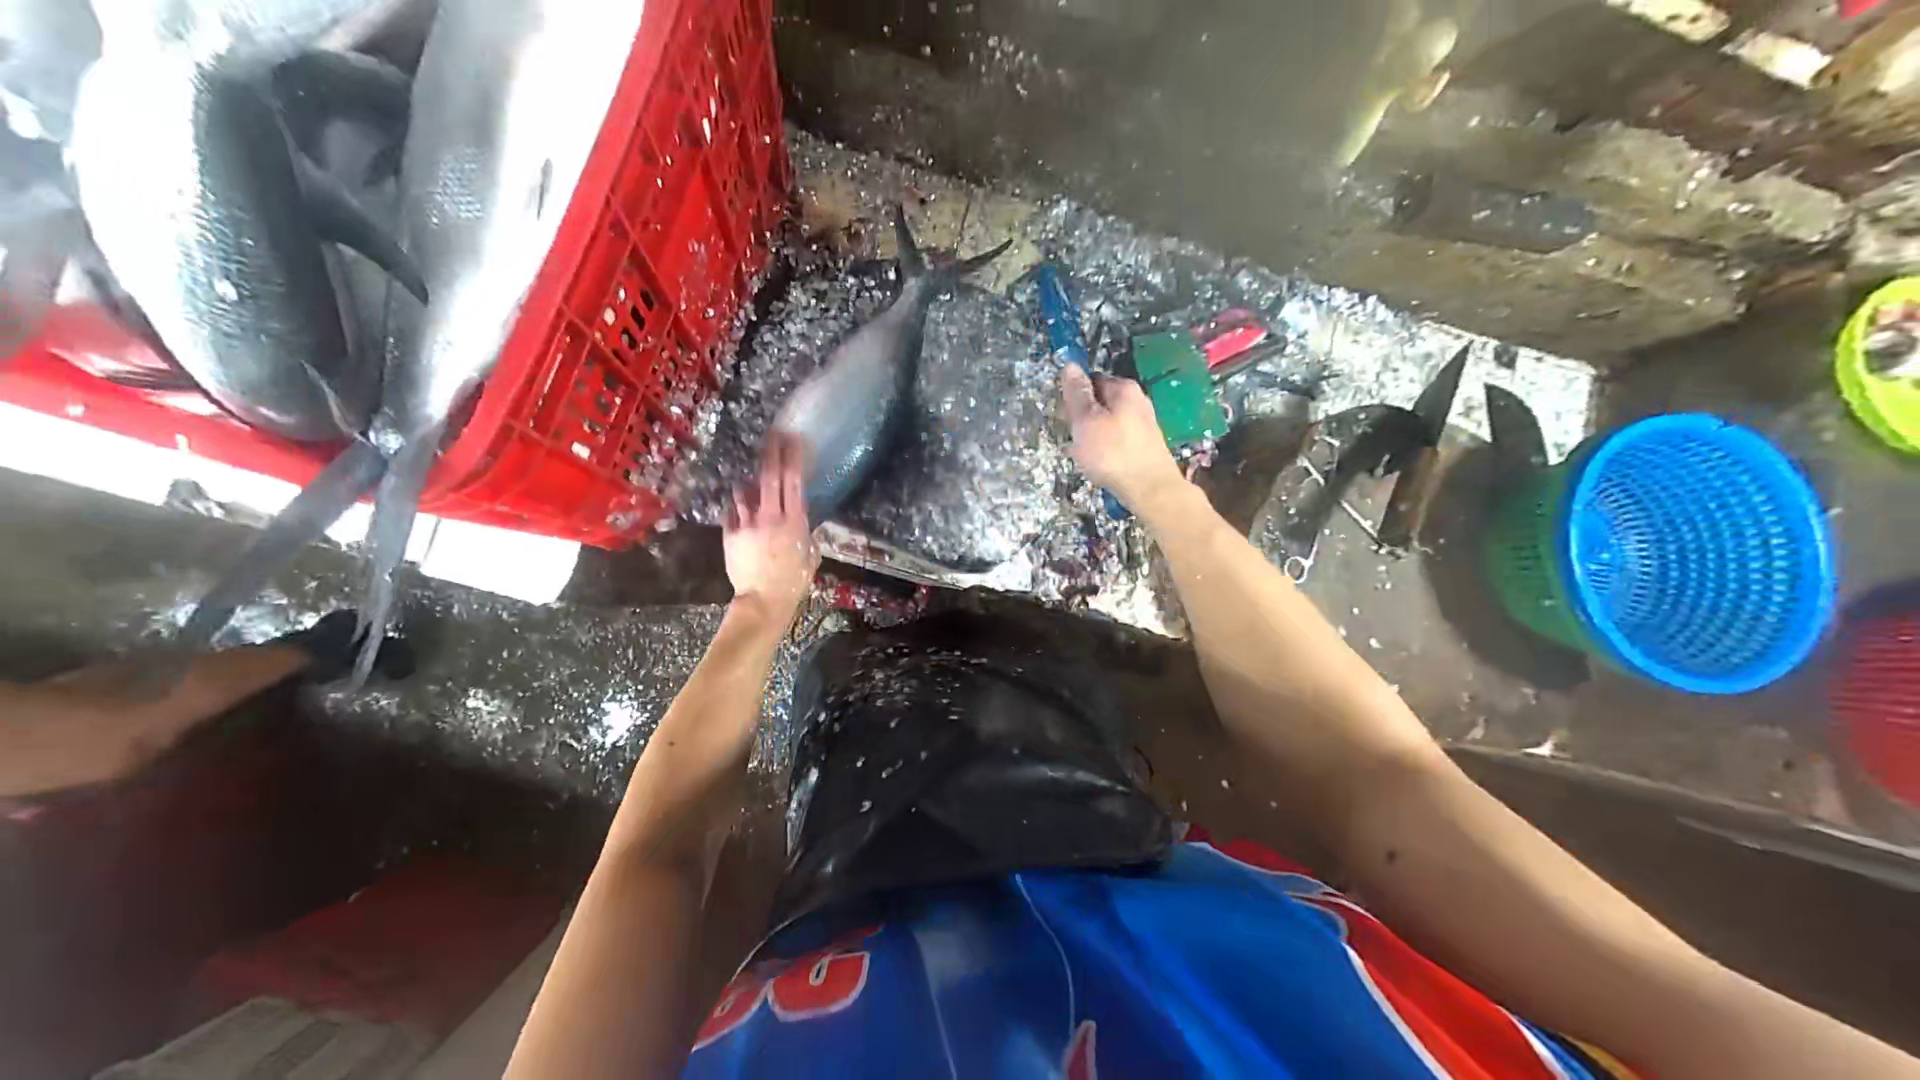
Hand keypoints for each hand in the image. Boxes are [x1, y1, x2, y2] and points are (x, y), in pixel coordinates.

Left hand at [724, 434, 819, 623]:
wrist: (763, 600)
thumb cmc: (794, 581)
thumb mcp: (811, 555)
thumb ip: (807, 534)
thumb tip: (803, 522)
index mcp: (794, 520)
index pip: (793, 480)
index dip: (793, 456)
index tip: (794, 439)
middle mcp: (770, 515)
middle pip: (769, 475)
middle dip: (772, 452)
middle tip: (773, 435)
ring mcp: (747, 523)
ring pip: (745, 490)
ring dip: (750, 482)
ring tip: (752, 480)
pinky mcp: (730, 533)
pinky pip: (731, 511)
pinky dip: (736, 505)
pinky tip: (739, 506)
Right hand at [1060, 365, 1187, 513]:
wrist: (1150, 489)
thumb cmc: (1112, 453)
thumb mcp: (1086, 421)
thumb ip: (1077, 394)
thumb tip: (1070, 366)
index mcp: (1124, 389)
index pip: (1091, 380)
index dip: (1073, 396)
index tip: (1064, 416)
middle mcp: (1137, 401)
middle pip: (1100, 402)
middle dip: (1082, 417)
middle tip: (1072, 437)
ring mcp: (1143, 424)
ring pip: (1107, 423)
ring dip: (1090, 435)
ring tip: (1080, 454)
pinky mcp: (1144, 445)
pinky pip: (1116, 440)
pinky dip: (1103, 448)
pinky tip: (1096, 463)